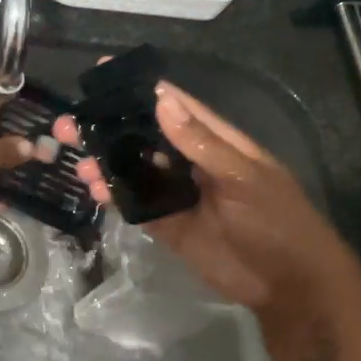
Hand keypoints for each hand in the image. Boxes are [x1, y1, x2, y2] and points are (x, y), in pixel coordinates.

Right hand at [59, 79, 356, 322]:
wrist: (291, 290)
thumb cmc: (278, 223)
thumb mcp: (243, 178)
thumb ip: (200, 142)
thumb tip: (161, 97)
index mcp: (214, 141)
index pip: (172, 105)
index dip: (139, 88)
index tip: (101, 71)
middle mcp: (191, 162)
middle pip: (142, 137)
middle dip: (107, 127)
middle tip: (69, 123)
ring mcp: (177, 194)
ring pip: (132, 169)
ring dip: (103, 161)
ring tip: (73, 157)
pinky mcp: (167, 225)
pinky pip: (134, 204)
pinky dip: (112, 195)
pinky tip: (93, 189)